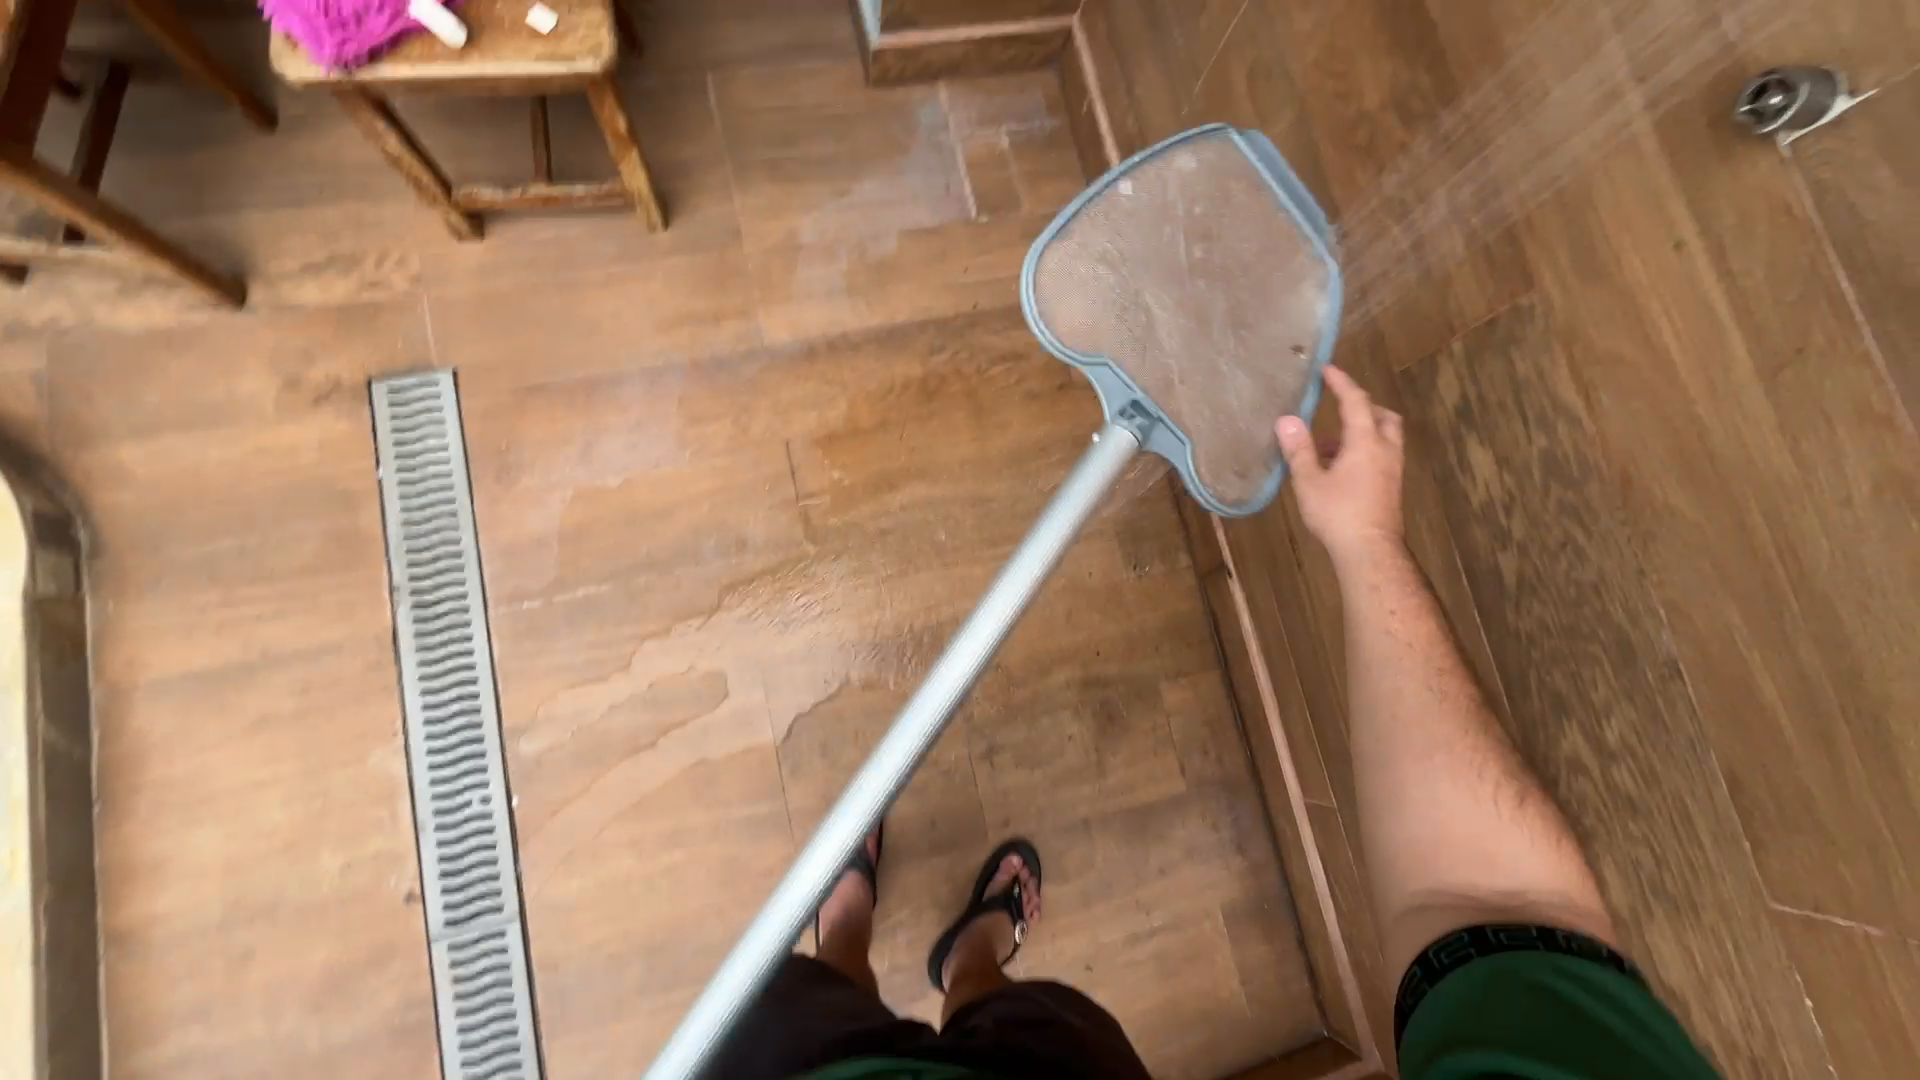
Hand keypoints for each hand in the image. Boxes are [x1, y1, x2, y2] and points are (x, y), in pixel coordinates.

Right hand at [1274, 366, 1405, 563]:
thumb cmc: (1337, 513)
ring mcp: (1392, 469)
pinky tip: (1339, 468)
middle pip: (1382, 416)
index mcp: (1366, 442)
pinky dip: (1363, 450)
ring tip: (1329, 444)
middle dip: (1362, 407)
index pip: (1355, 401)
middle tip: (1339, 408)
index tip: (1327, 370)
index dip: (1341, 383)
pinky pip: (1380, 455)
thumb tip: (1287, 420)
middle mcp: (1385, 449)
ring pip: (1383, 437)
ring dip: (1361, 431)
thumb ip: (1298, 449)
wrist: (1369, 550)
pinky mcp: (1391, 486)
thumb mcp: (1309, 481)